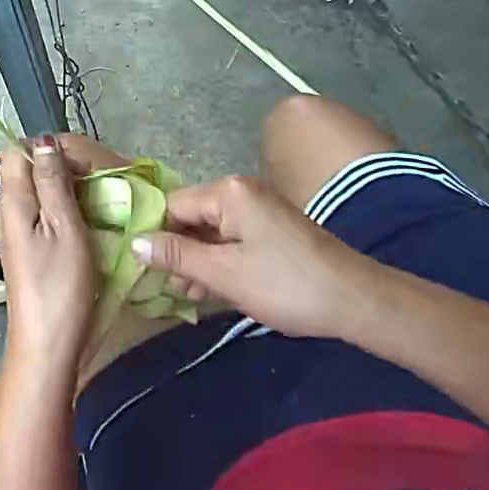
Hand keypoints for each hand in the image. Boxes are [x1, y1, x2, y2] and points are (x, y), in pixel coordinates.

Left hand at [0, 135, 96, 366]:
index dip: (51, 147)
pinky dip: (68, 207)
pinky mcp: (30, 247)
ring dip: (70, 186)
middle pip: (31, 167)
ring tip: (104, 198)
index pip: (19, 148)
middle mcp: (9, 209)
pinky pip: (46, 211)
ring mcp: (18, 230)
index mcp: (13, 199)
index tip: (85, 163)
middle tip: (103, 180)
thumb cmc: (59, 287)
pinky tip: (91, 219)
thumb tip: (44, 141)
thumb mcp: (64, 226)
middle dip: (66, 164)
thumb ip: (52, 181)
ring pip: (41, 189)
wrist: (48, 348)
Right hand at [132, 175, 377, 338]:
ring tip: (189, 295)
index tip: (144, 269)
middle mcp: (240, 190)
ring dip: (197, 259)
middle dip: (177, 250)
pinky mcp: (271, 225)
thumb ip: (177, 255)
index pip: (172, 205)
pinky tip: (212, 287)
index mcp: (227, 191)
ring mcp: (258, 207)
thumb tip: (133, 240)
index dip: (155, 235)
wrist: (354, 299)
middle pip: (191, 215)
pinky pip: (231, 236)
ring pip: (211, 229)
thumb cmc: (284, 284)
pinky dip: (219, 258)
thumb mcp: (224, 273)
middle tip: (169, 289)